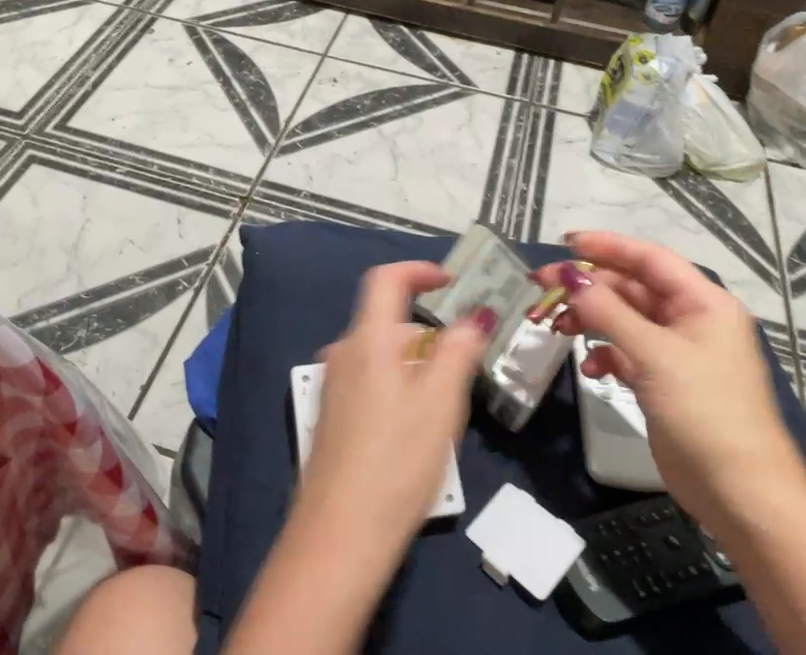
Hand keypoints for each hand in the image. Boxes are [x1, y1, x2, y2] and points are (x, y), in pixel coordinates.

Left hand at [299, 261, 492, 554]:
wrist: (339, 534)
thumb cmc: (397, 461)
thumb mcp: (441, 403)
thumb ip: (458, 350)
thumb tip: (474, 314)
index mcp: (365, 340)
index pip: (386, 279)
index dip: (419, 270)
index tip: (452, 281)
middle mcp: (341, 354)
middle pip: (387, 322)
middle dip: (428, 332)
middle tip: (466, 360)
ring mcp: (331, 386)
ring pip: (380, 355)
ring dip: (415, 362)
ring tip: (448, 400)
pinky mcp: (331, 417)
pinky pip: (369, 381)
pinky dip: (398, 384)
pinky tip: (418, 427)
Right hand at [537, 233, 805, 530]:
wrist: (741, 492)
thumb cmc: (706, 412)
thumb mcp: (655, 355)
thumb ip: (609, 311)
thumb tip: (569, 276)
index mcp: (703, 302)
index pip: (649, 258)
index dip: (607, 246)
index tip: (564, 244)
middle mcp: (691, 319)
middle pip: (632, 287)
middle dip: (588, 286)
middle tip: (541, 289)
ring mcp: (677, 352)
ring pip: (624, 319)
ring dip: (590, 319)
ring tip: (555, 327)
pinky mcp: (664, 381)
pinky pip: (625, 352)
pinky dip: (603, 354)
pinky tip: (588, 368)